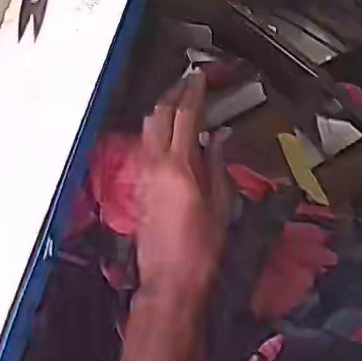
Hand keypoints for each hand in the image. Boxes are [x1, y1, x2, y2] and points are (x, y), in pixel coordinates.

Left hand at [136, 71, 232, 305]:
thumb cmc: (200, 250)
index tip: (200, 78)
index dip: (193, 91)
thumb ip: (217, 163)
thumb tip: (219, 136)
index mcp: (179, 165)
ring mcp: (145, 172)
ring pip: (148, 125)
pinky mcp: (140, 184)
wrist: (170, 282)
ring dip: (163, 106)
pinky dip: (158, 126)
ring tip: (180, 99)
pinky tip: (170, 130)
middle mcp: (156, 163)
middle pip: (160, 112)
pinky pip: (146, 142)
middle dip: (174, 92)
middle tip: (190, 82)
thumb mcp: (221, 205)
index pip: (184, 114)